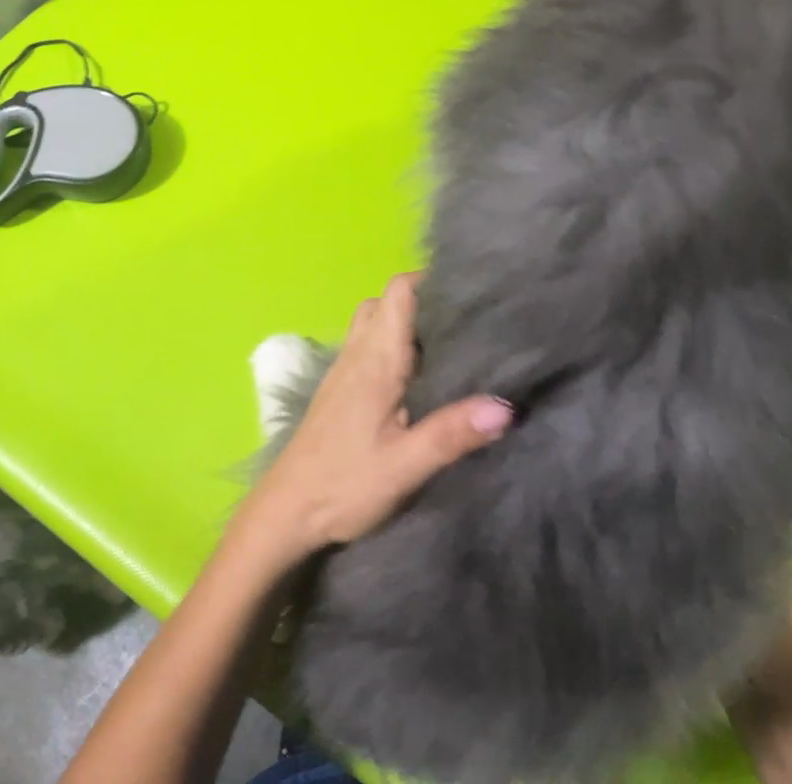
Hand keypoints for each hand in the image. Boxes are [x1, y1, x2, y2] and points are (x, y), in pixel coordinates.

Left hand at [236, 273, 513, 568]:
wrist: (286, 512)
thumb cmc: (342, 485)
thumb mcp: (404, 466)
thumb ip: (451, 433)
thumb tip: (505, 406)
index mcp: (375, 361)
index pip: (398, 292)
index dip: (431, 280)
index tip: (471, 290)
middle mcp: (356, 356)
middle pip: (387, 303)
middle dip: (425, 301)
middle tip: (468, 321)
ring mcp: (344, 373)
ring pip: (375, 325)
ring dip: (408, 325)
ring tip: (452, 346)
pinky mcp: (340, 393)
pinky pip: (369, 350)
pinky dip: (394, 348)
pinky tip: (420, 380)